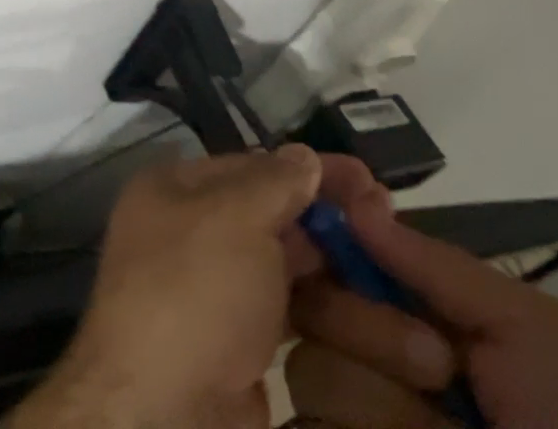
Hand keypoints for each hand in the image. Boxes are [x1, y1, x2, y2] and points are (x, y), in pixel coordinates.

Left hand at [6, 145, 388, 428]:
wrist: (163, 406)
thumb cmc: (194, 292)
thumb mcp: (234, 217)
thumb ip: (275, 182)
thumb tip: (303, 155)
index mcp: (172, 191)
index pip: (249, 166)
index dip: (308, 169)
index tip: (369, 181)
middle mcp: (186, 232)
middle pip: (269, 214)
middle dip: (328, 218)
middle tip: (391, 224)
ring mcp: (211, 288)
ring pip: (282, 264)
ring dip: (335, 265)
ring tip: (394, 269)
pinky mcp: (235, 339)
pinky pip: (287, 309)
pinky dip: (324, 307)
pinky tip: (369, 306)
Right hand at [286, 207, 557, 428]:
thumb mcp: (542, 333)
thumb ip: (442, 264)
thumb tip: (351, 206)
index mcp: (417, 313)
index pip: (340, 257)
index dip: (328, 244)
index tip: (325, 236)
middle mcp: (374, 353)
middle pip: (312, 304)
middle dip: (370, 329)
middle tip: (440, 369)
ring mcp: (355, 408)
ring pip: (309, 368)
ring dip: (378, 399)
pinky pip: (310, 418)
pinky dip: (356, 423)